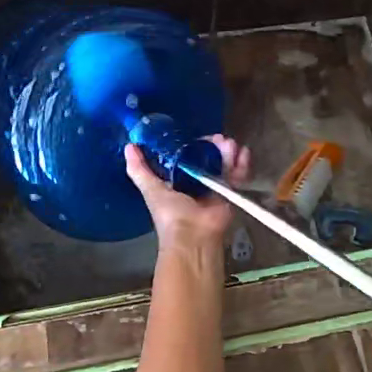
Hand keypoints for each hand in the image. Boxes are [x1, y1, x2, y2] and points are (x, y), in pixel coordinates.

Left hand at [124, 136, 250, 250]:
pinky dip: (241, 164)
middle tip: (220, 139)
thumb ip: (139, 170)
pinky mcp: (229, 193)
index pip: (187, 155)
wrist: (193, 236)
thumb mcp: (151, 190)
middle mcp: (196, 182)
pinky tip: (243, 154)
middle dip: (215, 146)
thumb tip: (129, 146)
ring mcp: (214, 187)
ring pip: (224, 163)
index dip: (193, 144)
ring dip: (229, 152)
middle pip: (208, 157)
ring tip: (230, 145)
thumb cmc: (170, 214)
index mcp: (177, 179)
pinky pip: (237, 175)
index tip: (199, 135)